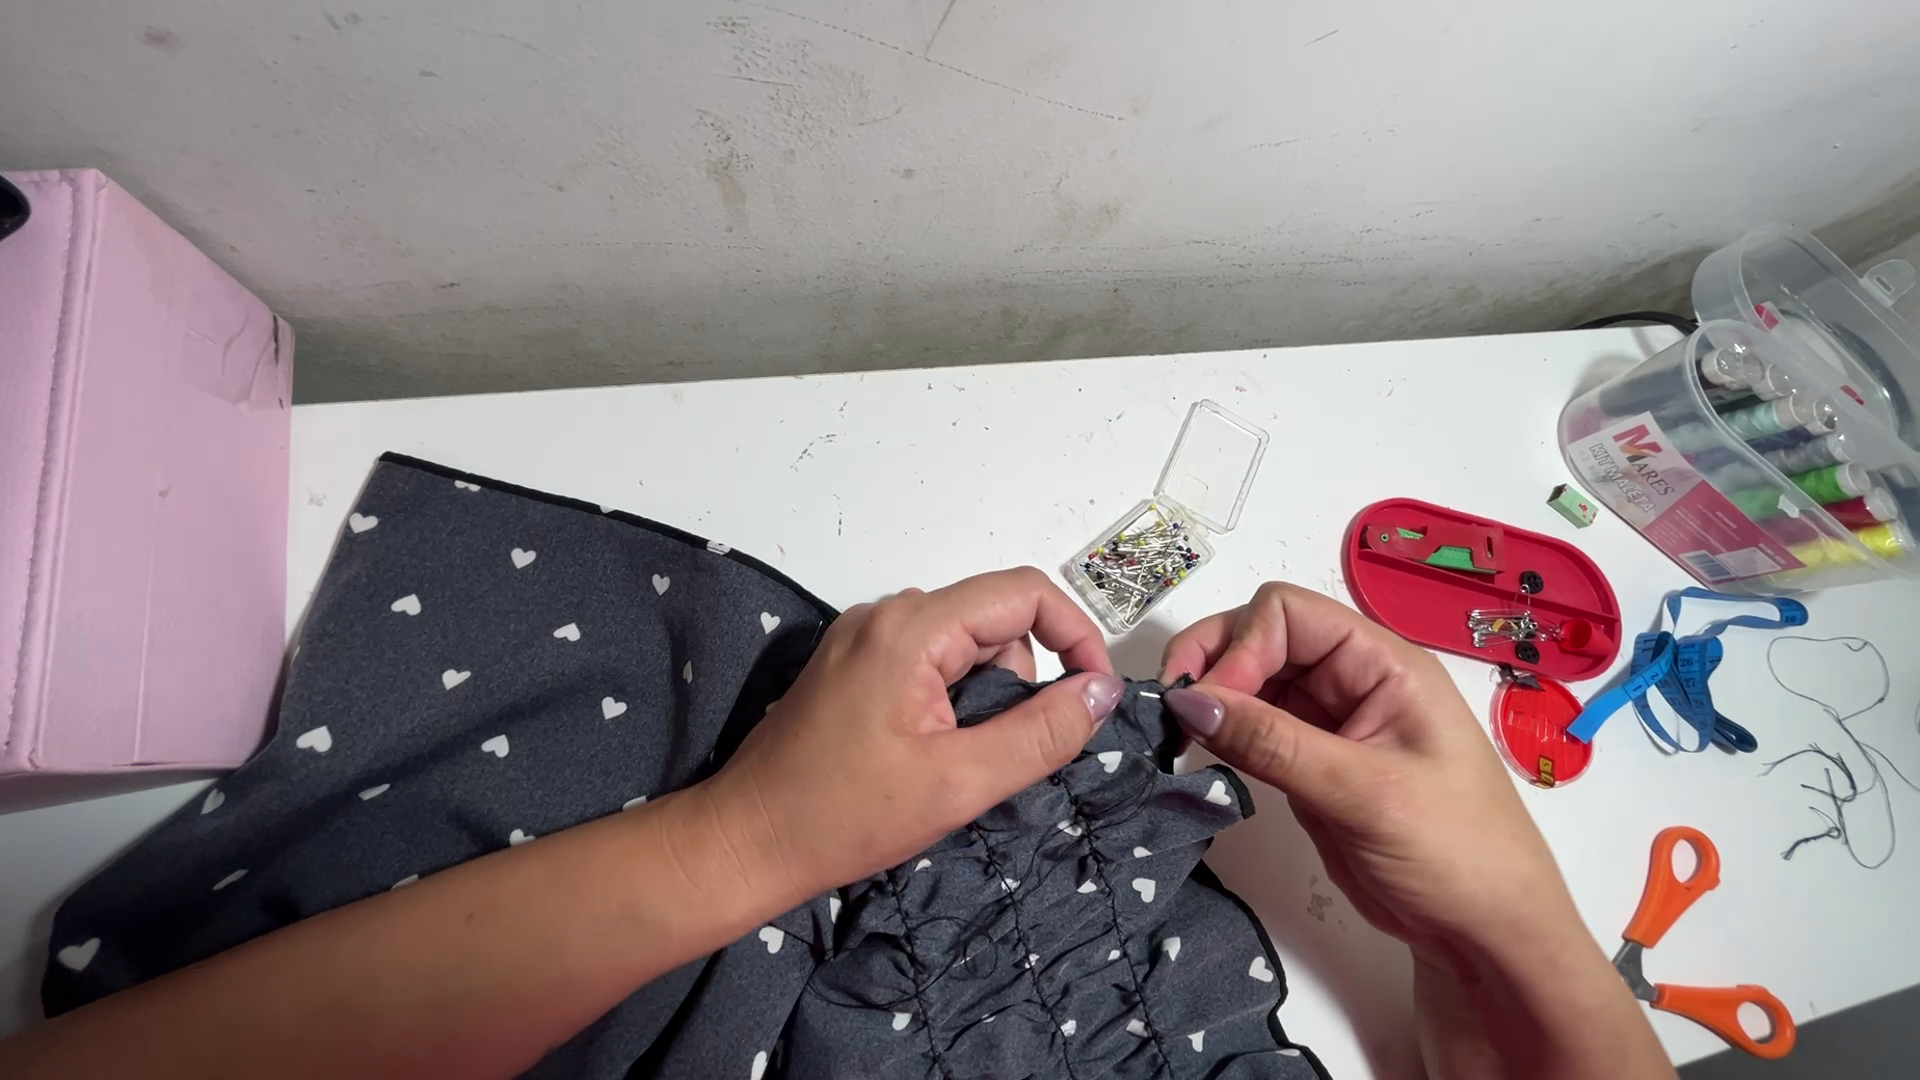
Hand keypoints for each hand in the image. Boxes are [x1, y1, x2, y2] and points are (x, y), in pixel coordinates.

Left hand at [696, 567, 1123, 904]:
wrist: (745, 840)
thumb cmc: (844, 815)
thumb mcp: (958, 783)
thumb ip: (1040, 733)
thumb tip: (1102, 691)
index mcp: (912, 628)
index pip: (1023, 593)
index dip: (1074, 633)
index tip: (1092, 693)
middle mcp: (888, 613)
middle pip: (994, 620)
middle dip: (1018, 681)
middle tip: (990, 753)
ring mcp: (867, 634)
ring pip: (966, 643)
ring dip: (983, 695)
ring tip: (948, 758)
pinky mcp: (856, 658)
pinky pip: (932, 658)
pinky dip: (952, 696)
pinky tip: (924, 747)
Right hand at [1157, 582, 1577, 959]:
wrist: (1484, 937)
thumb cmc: (1454, 854)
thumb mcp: (1364, 793)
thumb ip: (1271, 742)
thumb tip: (1185, 701)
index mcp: (1379, 663)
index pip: (1286, 614)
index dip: (1240, 646)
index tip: (1209, 701)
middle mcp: (1347, 677)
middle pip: (1258, 636)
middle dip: (1210, 662)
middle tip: (1173, 710)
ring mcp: (1323, 717)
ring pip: (1245, 678)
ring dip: (1206, 697)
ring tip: (1175, 735)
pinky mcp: (1302, 755)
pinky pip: (1247, 723)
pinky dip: (1216, 730)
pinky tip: (1197, 752)